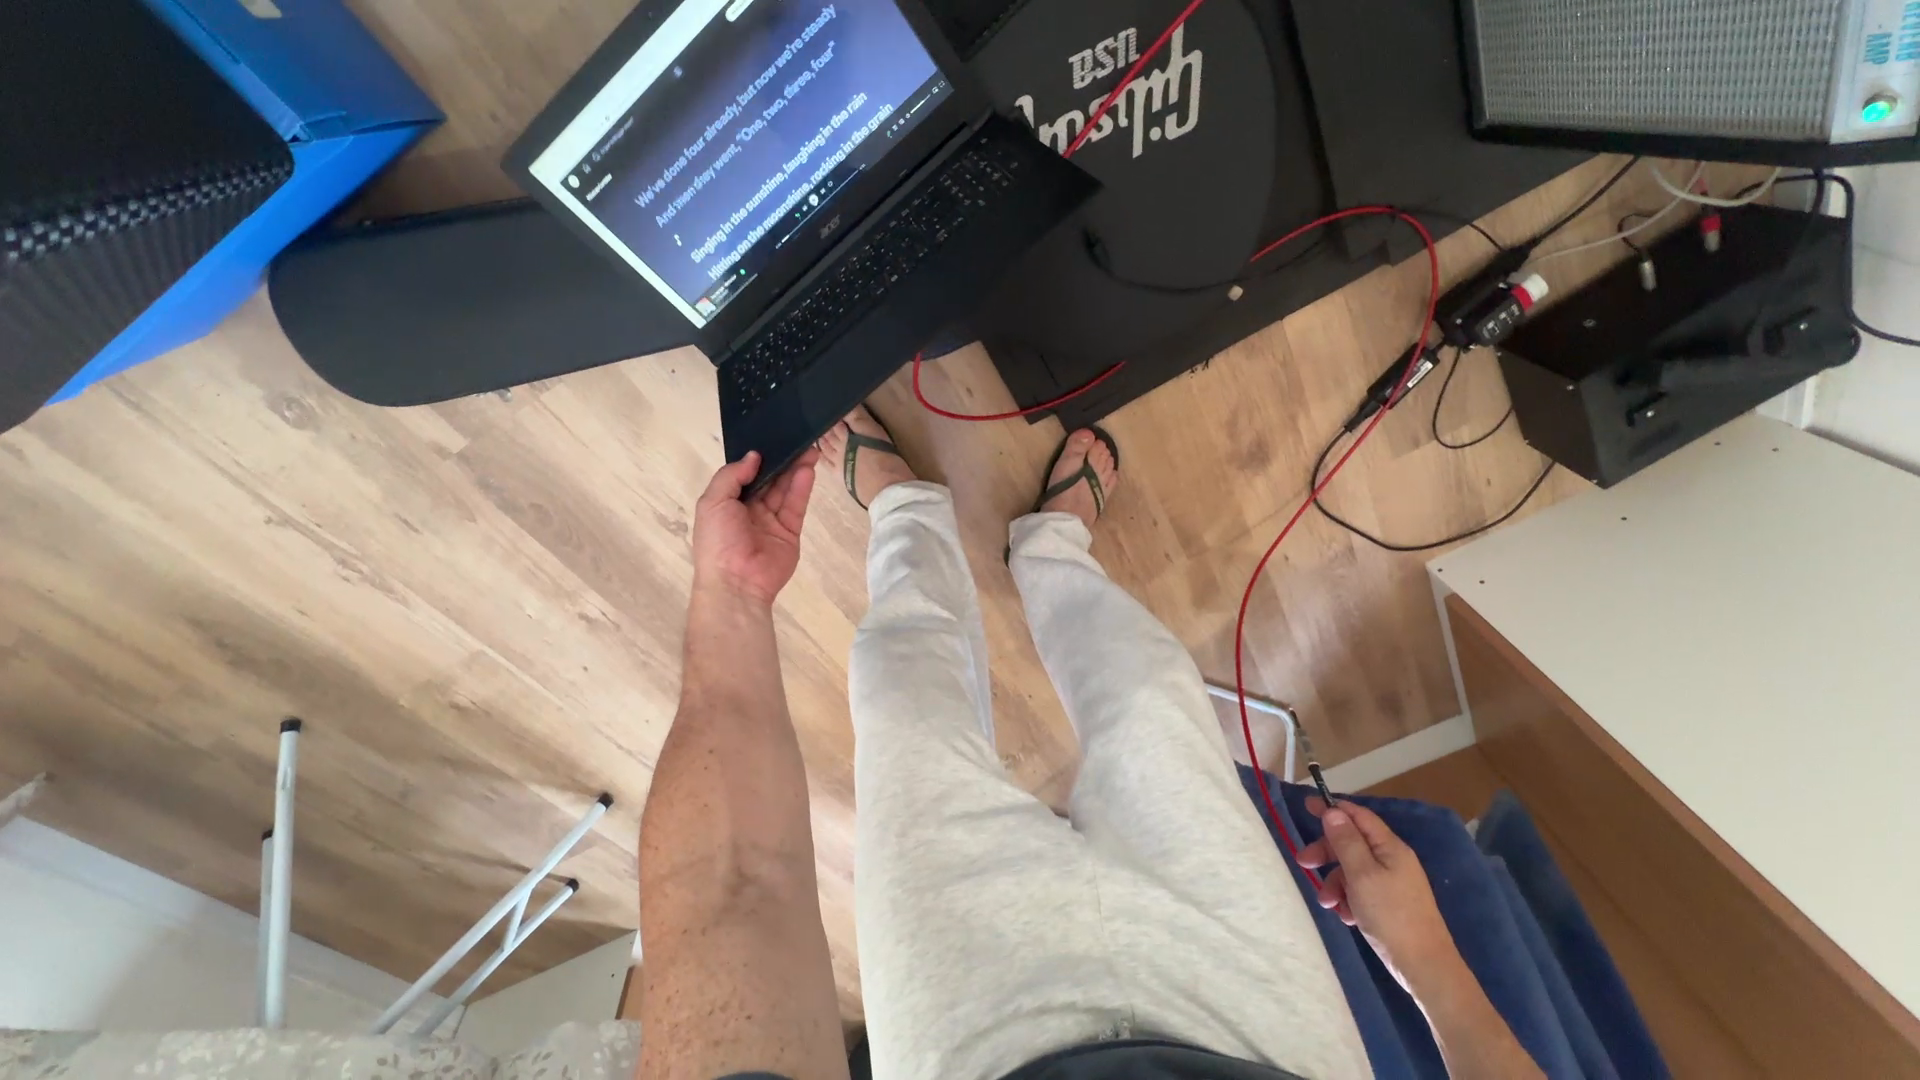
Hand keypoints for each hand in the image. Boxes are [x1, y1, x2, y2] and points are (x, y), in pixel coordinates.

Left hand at [691, 449, 820, 605]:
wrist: (736, 581)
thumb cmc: (718, 541)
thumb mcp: (712, 502)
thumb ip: (732, 476)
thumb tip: (754, 457)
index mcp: (728, 504)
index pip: (745, 476)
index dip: (758, 459)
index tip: (770, 440)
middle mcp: (750, 510)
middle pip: (769, 481)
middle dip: (782, 461)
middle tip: (797, 441)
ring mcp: (772, 521)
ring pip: (785, 490)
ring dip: (796, 470)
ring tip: (809, 450)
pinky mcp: (790, 531)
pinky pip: (796, 506)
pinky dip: (802, 488)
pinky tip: (808, 470)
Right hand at [1296, 797, 1459, 993]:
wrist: (1424, 966)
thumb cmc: (1391, 915)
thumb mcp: (1362, 874)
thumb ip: (1346, 841)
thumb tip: (1333, 812)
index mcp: (1389, 848)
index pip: (1358, 816)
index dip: (1333, 808)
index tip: (1307, 805)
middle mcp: (1392, 861)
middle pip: (1351, 843)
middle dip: (1326, 852)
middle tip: (1303, 862)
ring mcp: (1391, 883)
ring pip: (1352, 870)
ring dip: (1334, 882)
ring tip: (1328, 903)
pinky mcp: (1388, 904)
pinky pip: (1360, 891)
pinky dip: (1347, 899)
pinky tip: (1345, 915)